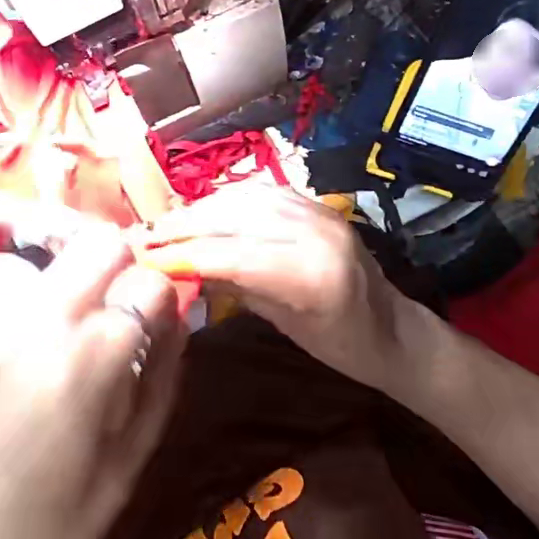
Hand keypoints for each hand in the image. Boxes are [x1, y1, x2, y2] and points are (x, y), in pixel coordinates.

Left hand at [0, 197, 184, 538]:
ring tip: (61, 307)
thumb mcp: (126, 469)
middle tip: (115, 309)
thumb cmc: (38, 538)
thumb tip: (175, 305)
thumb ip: (161, 374)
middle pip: (102, 243)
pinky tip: (13, 232)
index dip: (159, 303)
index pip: (149, 284)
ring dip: (64, 267)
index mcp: (83, 366)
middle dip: (122, 271)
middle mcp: (28, 321)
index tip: (151, 324)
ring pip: (42, 243)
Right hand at [143, 185, 422, 391]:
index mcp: (312, 273)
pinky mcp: (315, 203)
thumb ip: (234, 288)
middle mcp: (315, 231)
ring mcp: (318, 211)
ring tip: (166, 223)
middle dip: (183, 224)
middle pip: (233, 217)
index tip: (145, 259)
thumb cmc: (341, 345)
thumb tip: (180, 269)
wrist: (393, 328)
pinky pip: (260, 193)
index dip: (183, 253)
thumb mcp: (283, 323)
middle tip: (144, 235)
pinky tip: (202, 211)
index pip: (232, 253)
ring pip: (243, 198)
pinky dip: (225, 201)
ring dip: (199, 208)